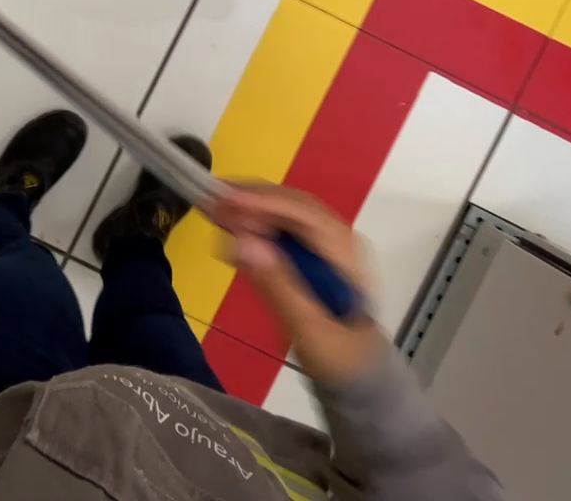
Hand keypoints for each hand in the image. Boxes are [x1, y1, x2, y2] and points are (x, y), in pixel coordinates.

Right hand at [216, 185, 383, 385]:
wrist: (358, 373)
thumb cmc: (337, 355)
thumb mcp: (308, 329)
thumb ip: (277, 286)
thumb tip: (243, 242)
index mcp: (345, 253)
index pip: (303, 213)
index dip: (263, 202)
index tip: (227, 200)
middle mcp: (338, 237)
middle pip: (292, 203)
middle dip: (252, 197)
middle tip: (212, 199)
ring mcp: (326, 241)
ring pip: (285, 208)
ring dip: (251, 203)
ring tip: (215, 204)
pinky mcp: (312, 248)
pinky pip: (282, 221)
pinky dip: (255, 216)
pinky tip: (232, 219)